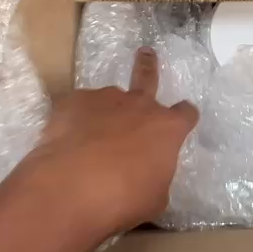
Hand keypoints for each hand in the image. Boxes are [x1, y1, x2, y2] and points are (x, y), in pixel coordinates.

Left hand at [13, 48, 198, 241]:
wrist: (74, 186)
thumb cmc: (124, 198)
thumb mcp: (155, 198)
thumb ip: (155, 176)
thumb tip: (148, 174)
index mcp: (166, 129)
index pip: (185, 114)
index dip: (185, 116)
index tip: (184, 118)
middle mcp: (139, 105)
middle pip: (147, 76)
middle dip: (148, 65)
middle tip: (146, 53)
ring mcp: (104, 98)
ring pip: (108, 97)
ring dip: (105, 110)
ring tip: (90, 133)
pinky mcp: (73, 101)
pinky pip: (78, 106)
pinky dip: (75, 119)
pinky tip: (66, 139)